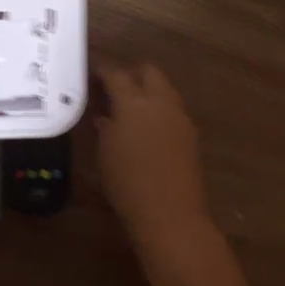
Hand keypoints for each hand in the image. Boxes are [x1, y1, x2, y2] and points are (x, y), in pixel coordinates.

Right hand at [97, 64, 211, 243]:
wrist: (171, 213)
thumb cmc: (128, 183)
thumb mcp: (106, 154)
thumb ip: (105, 127)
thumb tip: (104, 115)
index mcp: (133, 102)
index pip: (116, 75)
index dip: (103, 72)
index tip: (93, 76)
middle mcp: (159, 101)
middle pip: (148, 72)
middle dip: (132, 75)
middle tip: (116, 90)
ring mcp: (179, 115)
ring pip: (164, 88)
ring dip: (149, 91)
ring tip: (133, 110)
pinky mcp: (190, 132)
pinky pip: (173, 108)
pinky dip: (160, 109)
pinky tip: (150, 128)